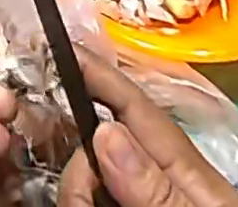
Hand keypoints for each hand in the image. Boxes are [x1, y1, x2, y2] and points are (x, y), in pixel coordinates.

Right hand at [57, 46, 237, 206]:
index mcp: (186, 172)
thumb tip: (104, 130)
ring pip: (87, 179)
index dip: (94, 70)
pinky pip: (88, 201)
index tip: (52, 45)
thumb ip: (158, 192)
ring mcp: (141, 198)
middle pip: (97, 143)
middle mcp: (161, 180)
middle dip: (76, 168)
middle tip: (77, 206)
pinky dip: (78, 203)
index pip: (132, 104)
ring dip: (74, 196)